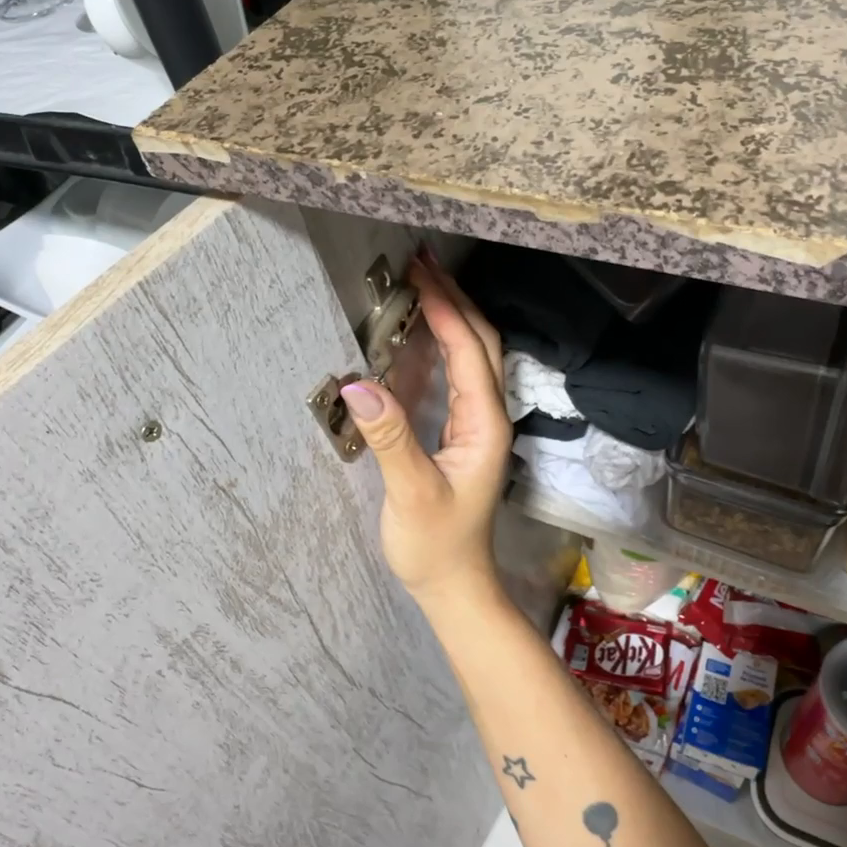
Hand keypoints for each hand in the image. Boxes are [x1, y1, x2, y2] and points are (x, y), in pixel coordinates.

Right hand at [340, 248, 509, 602]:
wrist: (454, 584)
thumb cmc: (436, 546)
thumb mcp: (411, 495)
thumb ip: (391, 439)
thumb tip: (358, 384)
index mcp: (485, 425)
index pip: (470, 351)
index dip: (446, 310)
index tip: (418, 275)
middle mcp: (488, 416)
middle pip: (482, 342)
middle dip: (455, 299)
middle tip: (422, 262)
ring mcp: (477, 423)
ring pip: (473, 355)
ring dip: (451, 316)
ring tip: (421, 282)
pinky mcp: (461, 433)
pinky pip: (457, 376)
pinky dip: (441, 345)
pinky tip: (419, 332)